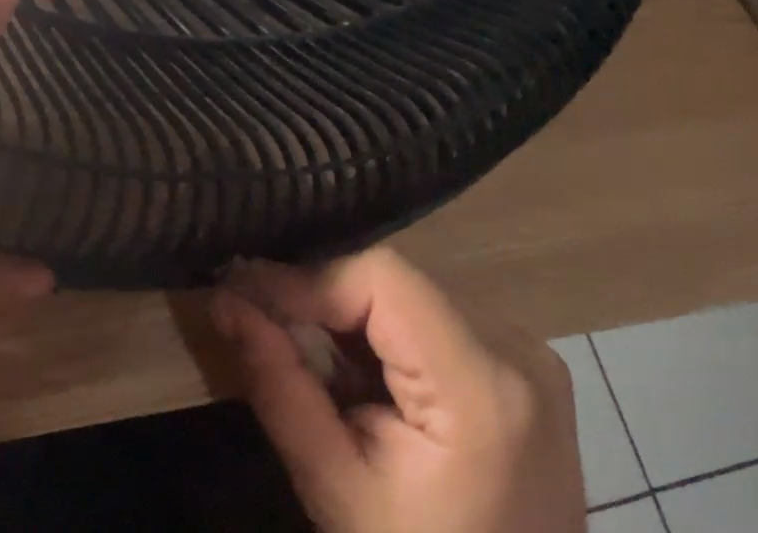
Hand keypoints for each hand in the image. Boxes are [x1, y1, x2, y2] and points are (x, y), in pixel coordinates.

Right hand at [213, 248, 584, 532]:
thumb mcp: (332, 481)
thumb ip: (278, 381)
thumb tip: (224, 299)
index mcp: (482, 388)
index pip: (381, 277)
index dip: (305, 278)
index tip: (243, 297)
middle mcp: (519, 352)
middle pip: (395, 282)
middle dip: (320, 298)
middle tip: (260, 327)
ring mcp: (532, 358)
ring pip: (410, 294)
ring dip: (349, 316)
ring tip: (310, 364)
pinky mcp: (526, 369)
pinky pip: (434, 319)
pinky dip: (383, 336)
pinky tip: (360, 380)